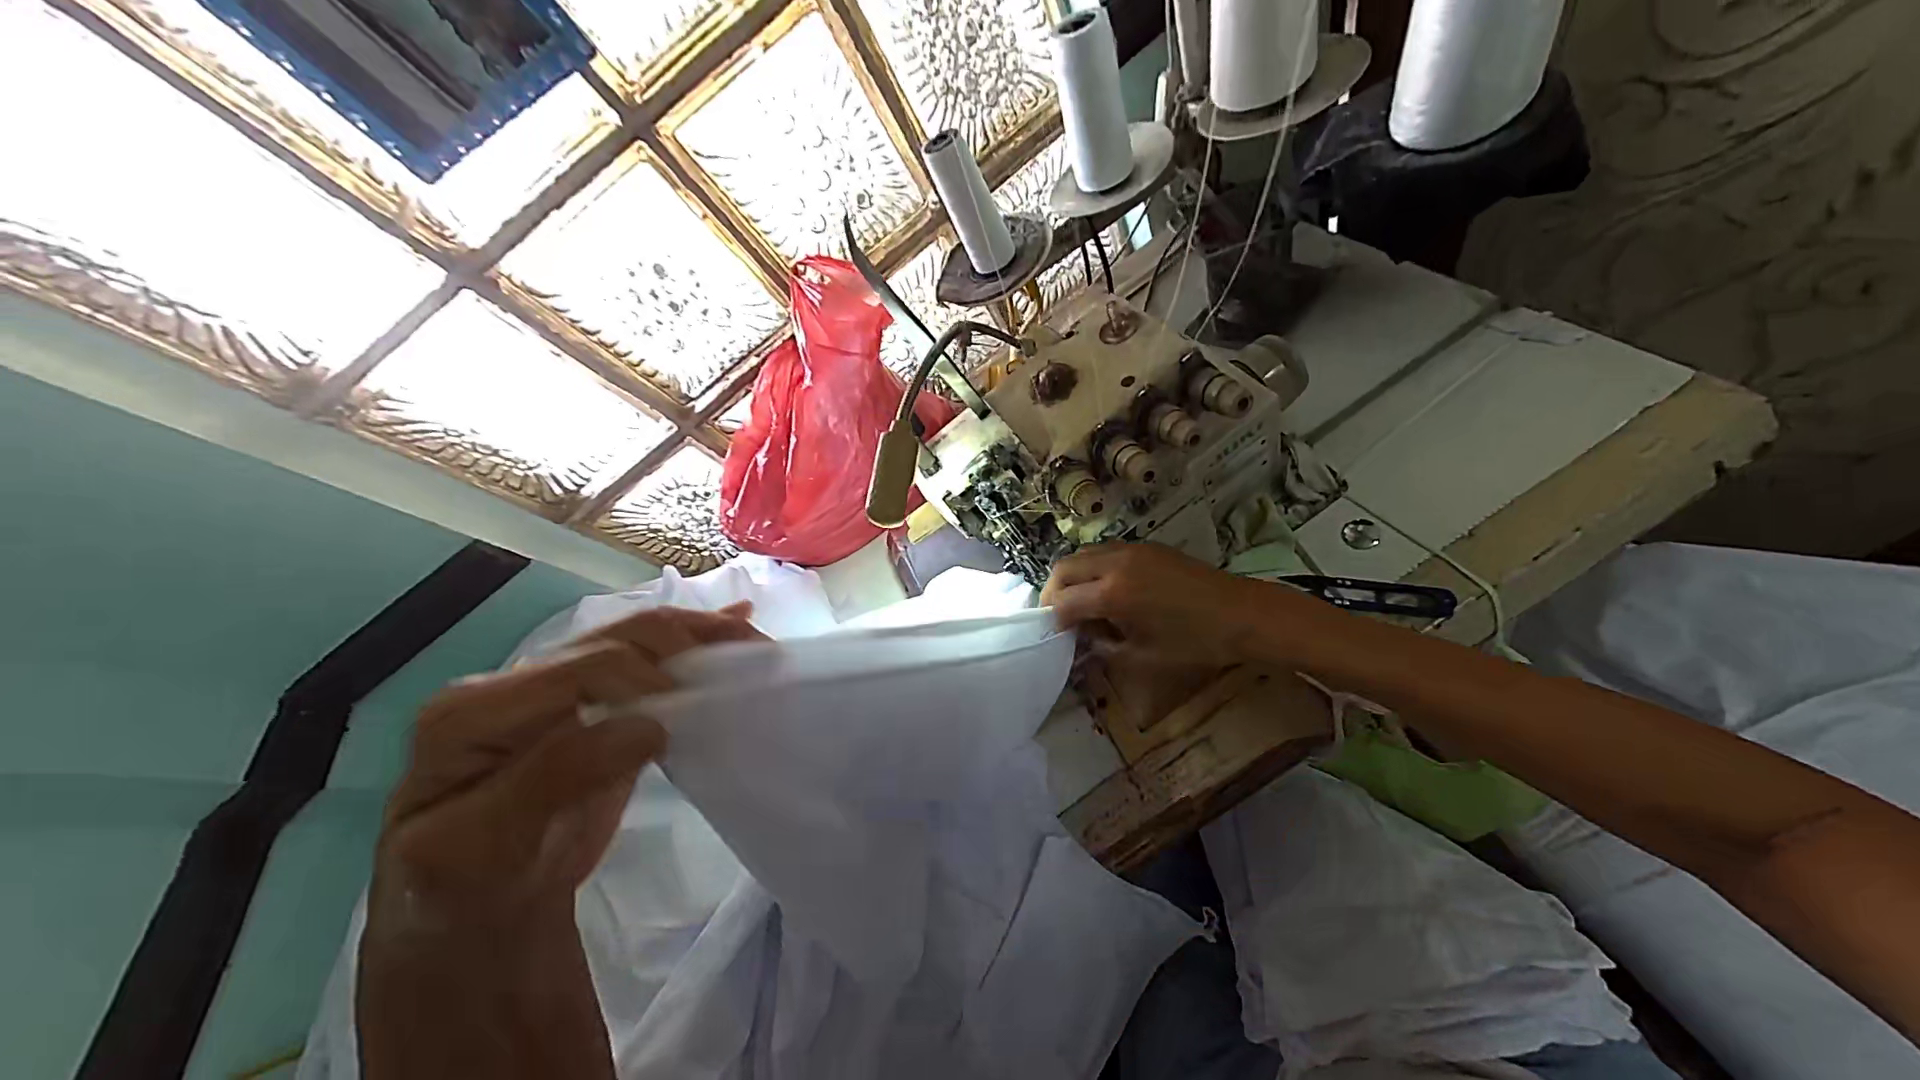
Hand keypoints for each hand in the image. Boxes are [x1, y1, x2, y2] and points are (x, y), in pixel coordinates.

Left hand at [368, 604, 763, 933]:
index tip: (690, 712)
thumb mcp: (486, 847)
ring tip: (750, 630)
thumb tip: (649, 726)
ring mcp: (557, 689)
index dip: (643, 677)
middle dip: (683, 638)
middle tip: (745, 652)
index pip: (578, 668)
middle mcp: (515, 683)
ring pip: (634, 639)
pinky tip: (731, 621)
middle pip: (612, 639)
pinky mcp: (594, 704)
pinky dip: (690, 643)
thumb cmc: (466, 889)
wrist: (480, 911)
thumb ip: (555, 778)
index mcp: (475, 709)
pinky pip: (644, 663)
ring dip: (696, 633)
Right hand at [1041, 542, 1332, 665]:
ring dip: (1073, 577)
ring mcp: (1131, 549)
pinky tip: (1107, 590)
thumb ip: (1103, 646)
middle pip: (1063, 568)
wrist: (1245, 615)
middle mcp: (1115, 563)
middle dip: (1054, 593)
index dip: (1053, 621)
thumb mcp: (1143, 656)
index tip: (1057, 636)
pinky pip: (1104, 551)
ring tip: (1082, 603)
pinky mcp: (1146, 546)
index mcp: (1113, 593)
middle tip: (1060, 617)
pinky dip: (1093, 568)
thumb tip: (1082, 640)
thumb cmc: (1196, 642)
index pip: (1063, 601)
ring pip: (1082, 554)